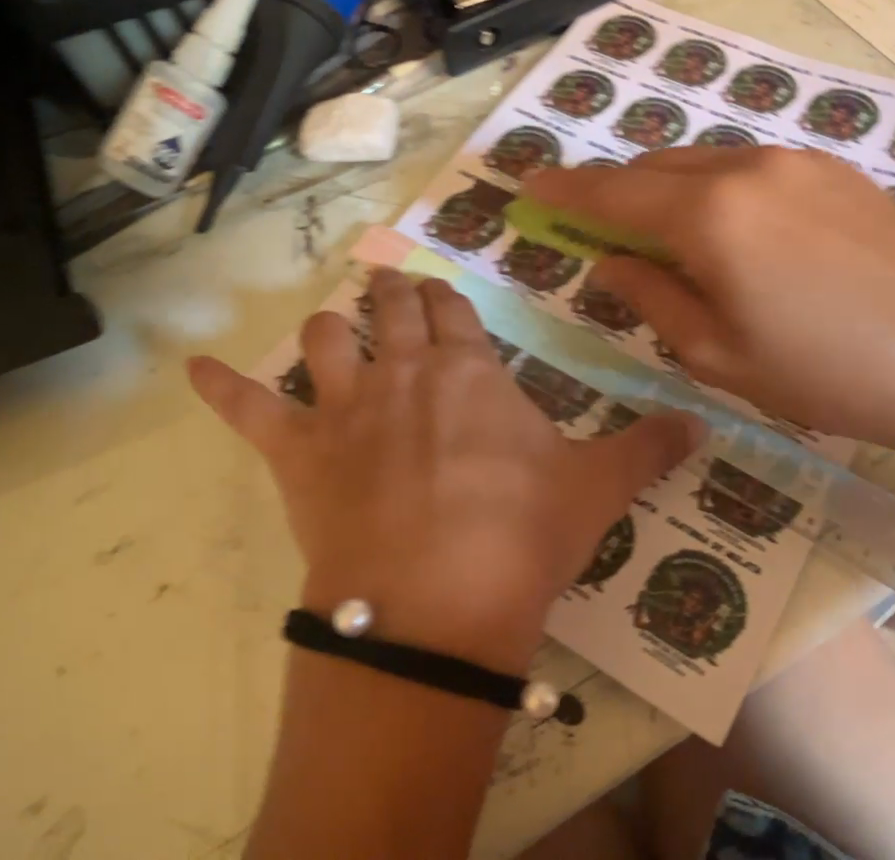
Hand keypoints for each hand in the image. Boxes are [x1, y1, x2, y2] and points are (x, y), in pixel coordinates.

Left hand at [188, 268, 703, 671]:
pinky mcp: (296, 453)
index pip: (453, 311)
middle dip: (393, 297)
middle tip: (394, 293)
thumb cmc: (521, 534)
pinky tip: (190, 371)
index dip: (446, 301)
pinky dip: (219, 389)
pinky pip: (248, 410)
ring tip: (336, 328)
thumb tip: (704, 423)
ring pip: (325, 339)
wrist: (441, 600)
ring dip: (331, 329)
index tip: (441, 296)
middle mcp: (402, 371)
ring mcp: (343, 407)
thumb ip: (649, 447)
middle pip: (392, 312)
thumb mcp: (597, 488)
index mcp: (469, 370)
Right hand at [522, 148, 894, 468]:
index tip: (530, 186)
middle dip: (619, 194)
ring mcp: (798, 161)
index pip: (612, 193)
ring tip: (672, 240)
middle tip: (602, 231)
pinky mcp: (837, 170)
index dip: (565, 191)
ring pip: (706, 164)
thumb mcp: (716, 355)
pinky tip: (739, 235)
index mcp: (707, 216)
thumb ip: (650, 297)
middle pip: (656, 168)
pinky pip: (753, 168)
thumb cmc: (822, 375)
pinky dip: (721, 191)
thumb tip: (609, 260)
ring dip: (672, 192)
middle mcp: (746, 168)